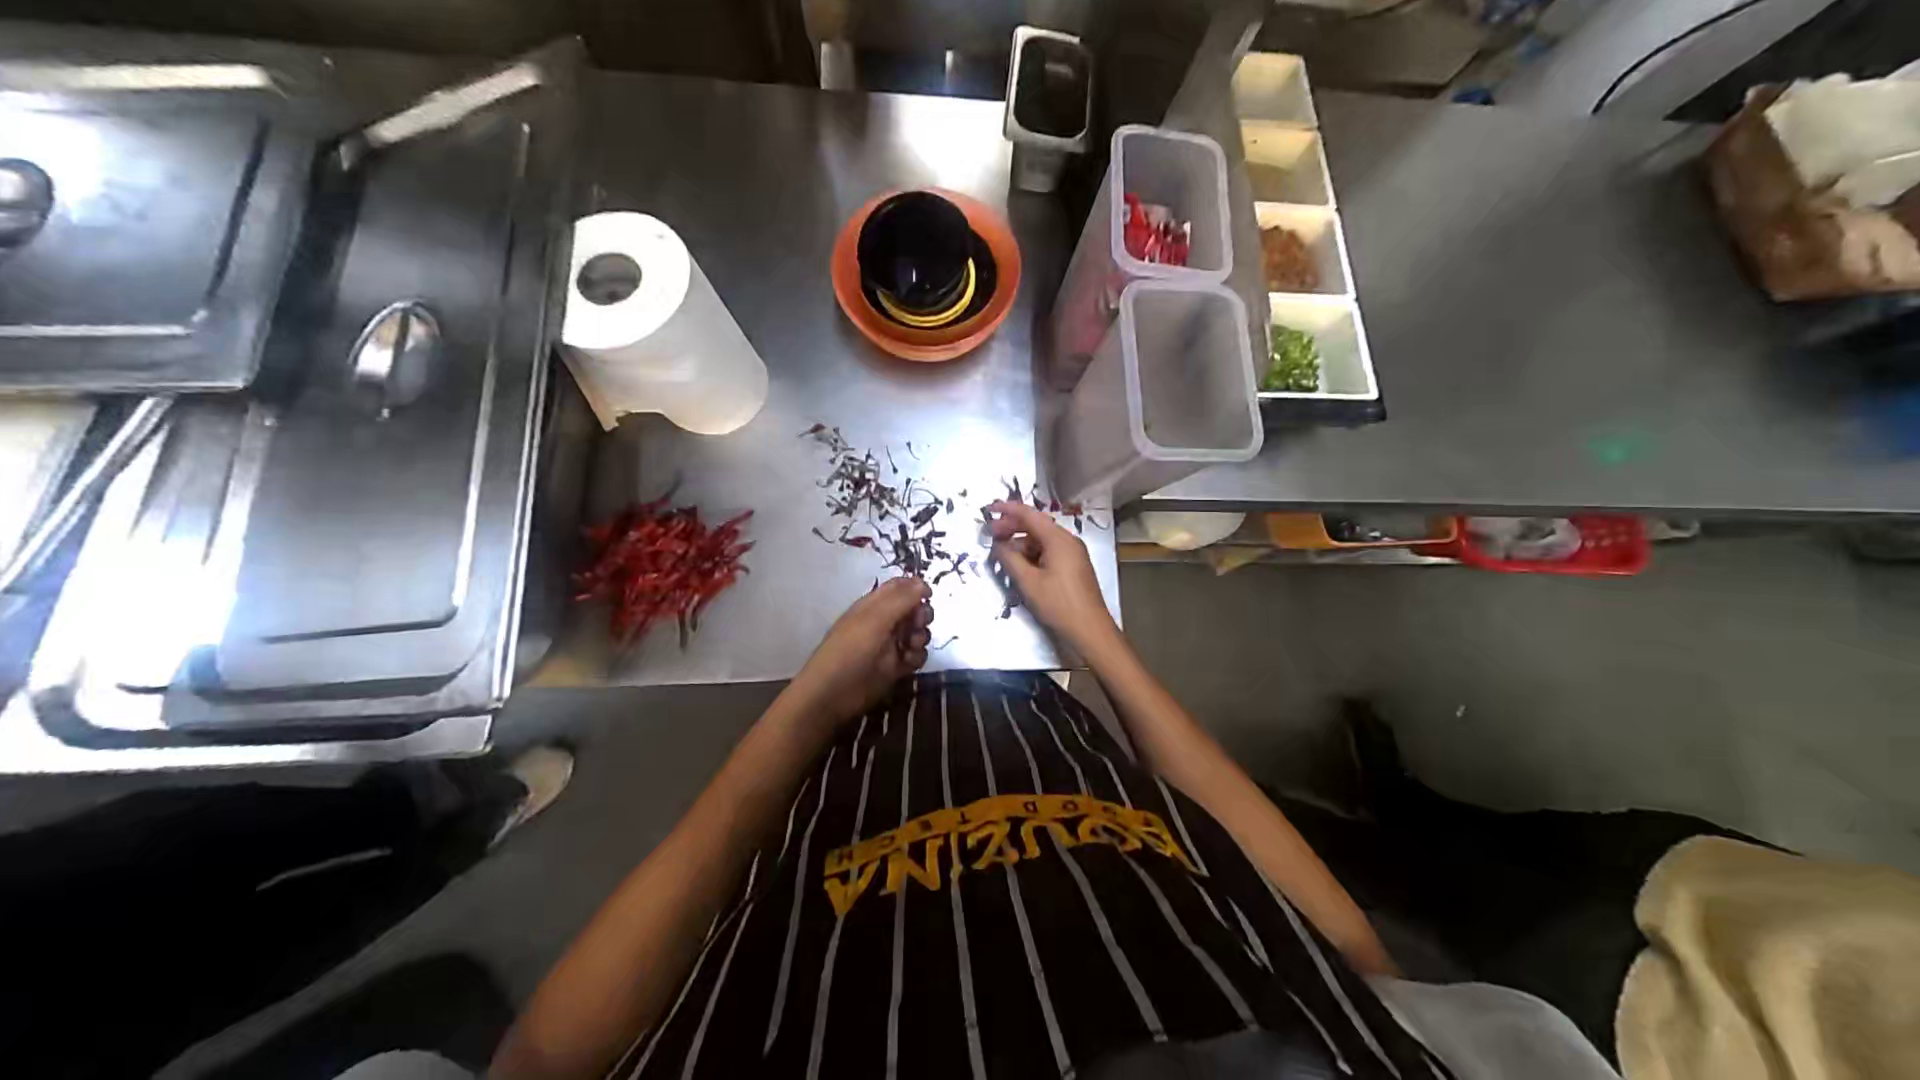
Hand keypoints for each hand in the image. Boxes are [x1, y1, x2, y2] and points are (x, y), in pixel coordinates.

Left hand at [789, 577, 933, 723]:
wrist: (833, 693)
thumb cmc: (850, 650)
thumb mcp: (875, 619)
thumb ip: (901, 599)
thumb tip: (923, 582)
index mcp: (874, 605)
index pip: (899, 588)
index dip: (915, 588)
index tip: (929, 595)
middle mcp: (884, 622)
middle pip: (913, 609)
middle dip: (922, 614)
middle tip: (918, 624)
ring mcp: (890, 645)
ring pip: (917, 633)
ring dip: (920, 637)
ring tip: (910, 646)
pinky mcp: (895, 667)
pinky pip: (916, 656)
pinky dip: (916, 657)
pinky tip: (908, 662)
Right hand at [986, 499, 1115, 650]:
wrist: (1090, 631)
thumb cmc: (1059, 605)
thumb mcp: (1028, 582)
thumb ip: (1010, 559)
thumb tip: (998, 544)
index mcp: (1059, 539)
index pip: (1029, 514)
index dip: (1007, 509)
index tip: (989, 508)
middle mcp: (1068, 541)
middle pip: (1036, 526)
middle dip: (1012, 528)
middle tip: (991, 535)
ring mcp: (1073, 554)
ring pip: (1042, 541)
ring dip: (1021, 544)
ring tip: (1003, 555)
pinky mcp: (1073, 567)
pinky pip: (1049, 552)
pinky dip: (1032, 555)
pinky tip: (1020, 566)